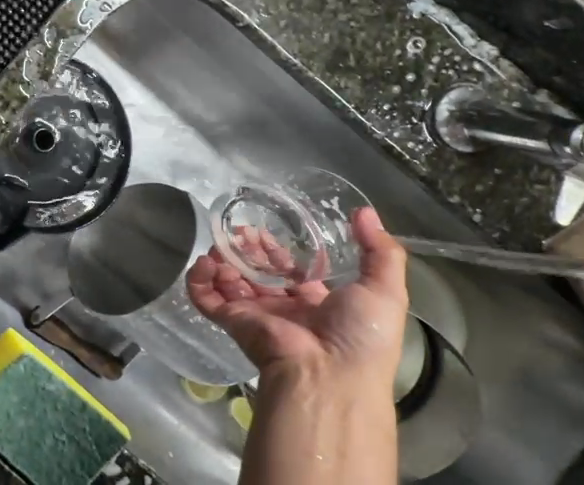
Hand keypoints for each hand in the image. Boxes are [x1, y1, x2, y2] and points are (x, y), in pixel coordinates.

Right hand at [187, 206, 408, 389]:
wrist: (330, 371)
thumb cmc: (360, 333)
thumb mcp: (384, 291)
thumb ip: (380, 252)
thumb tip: (365, 211)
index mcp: (314, 303)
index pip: (287, 271)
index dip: (276, 250)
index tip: (267, 231)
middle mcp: (281, 307)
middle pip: (254, 271)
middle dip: (245, 248)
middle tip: (240, 229)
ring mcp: (253, 313)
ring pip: (227, 279)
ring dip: (222, 256)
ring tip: (223, 241)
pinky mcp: (230, 319)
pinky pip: (204, 296)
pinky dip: (199, 277)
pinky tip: (207, 262)